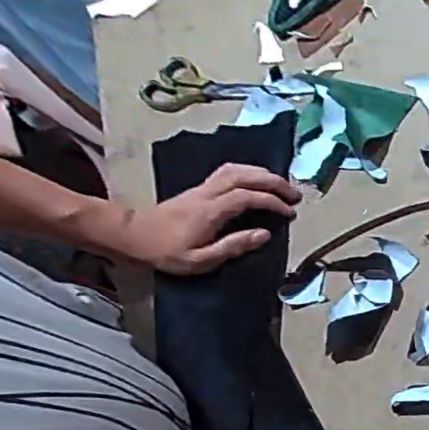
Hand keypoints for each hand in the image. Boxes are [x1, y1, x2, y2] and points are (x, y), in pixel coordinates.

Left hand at [115, 164, 300, 274]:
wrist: (133, 235)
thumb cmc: (166, 253)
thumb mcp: (200, 260)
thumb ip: (233, 246)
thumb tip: (265, 234)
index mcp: (210, 211)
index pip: (247, 197)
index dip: (272, 201)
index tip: (289, 213)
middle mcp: (207, 193)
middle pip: (244, 176)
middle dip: (273, 181)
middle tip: (295, 194)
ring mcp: (202, 187)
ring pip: (236, 169)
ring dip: (262, 174)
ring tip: (281, 186)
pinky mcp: (199, 188)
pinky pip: (228, 172)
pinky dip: (248, 172)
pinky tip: (258, 181)